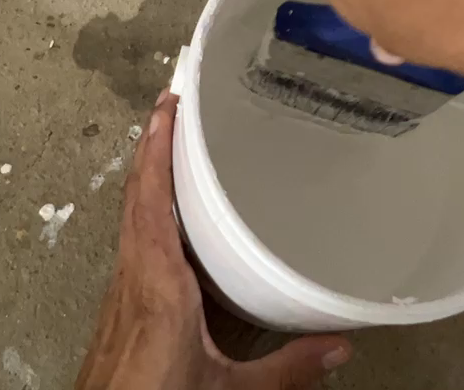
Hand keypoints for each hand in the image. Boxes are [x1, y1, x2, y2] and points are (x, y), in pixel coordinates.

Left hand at [75, 93, 351, 389]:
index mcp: (158, 279)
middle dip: (152, 142)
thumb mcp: (226, 388)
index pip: (151, 197)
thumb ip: (284, 367)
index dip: (156, 147)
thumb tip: (341, 345)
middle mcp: (134, 271)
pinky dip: (143, 198)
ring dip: (145, 167)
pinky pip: (131, 231)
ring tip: (169, 135)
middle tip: (174, 102)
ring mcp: (122, 283)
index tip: (168, 104)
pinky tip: (163, 198)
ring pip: (130, 210)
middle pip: (136, 192)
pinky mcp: (122, 298)